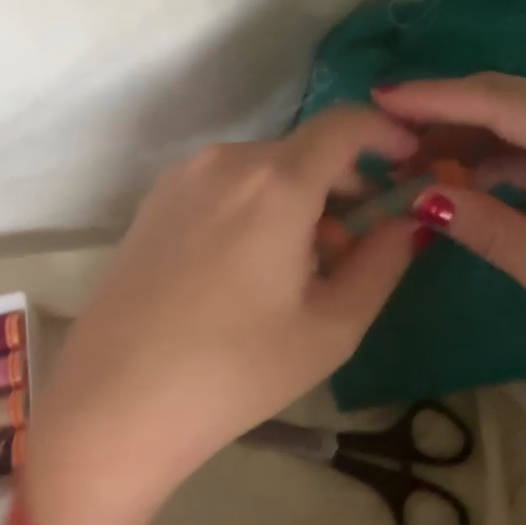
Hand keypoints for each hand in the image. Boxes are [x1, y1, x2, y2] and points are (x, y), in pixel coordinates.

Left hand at [17, 106, 422, 524]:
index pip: (344, 124)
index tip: (408, 158)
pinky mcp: (154, 200)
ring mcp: (183, 176)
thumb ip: (382, 263)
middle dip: (342, 183)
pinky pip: (223, 184)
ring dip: (297, 198)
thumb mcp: (330, 328)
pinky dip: (254, 204)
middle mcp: (227, 160)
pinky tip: (248, 266)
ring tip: (301, 266)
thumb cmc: (235, 371)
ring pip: (262, 168)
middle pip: (303, 150)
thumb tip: (410, 221)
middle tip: (358, 241)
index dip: (384, 131)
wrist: (115, 400)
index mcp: (276, 181)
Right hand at [375, 74, 525, 374]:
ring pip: (512, 118)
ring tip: (404, 164)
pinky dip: (486, 156)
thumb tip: (420, 195)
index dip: (436, 98)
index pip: (501, 102)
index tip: (378, 97)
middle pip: (503, 98)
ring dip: (459, 136)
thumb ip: (491, 230)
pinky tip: (450, 177)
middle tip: (379, 134)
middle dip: (439, 113)